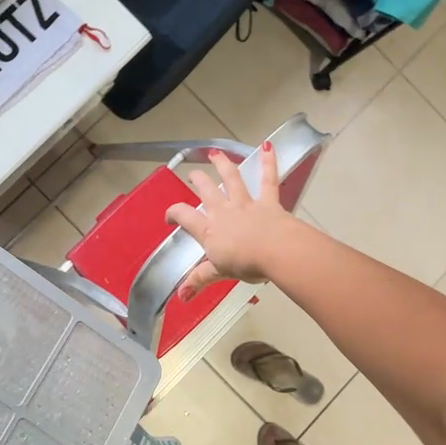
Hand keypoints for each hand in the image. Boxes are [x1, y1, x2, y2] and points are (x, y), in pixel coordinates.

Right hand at [166, 141, 300, 299]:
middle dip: (198, 181)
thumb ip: (199, 280)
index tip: (169, 217)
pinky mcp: (268, 201)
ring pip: (231, 179)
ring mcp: (246, 204)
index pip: (184, 216)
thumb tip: (180, 298)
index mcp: (209, 230)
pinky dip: (268, 163)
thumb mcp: (219, 274)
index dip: (173, 213)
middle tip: (193, 175)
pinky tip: (267, 147)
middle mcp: (224, 211)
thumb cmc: (246, 264)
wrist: (277, 251)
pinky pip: (268, 180)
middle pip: (206, 192)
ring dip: (223, 165)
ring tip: (215, 154)